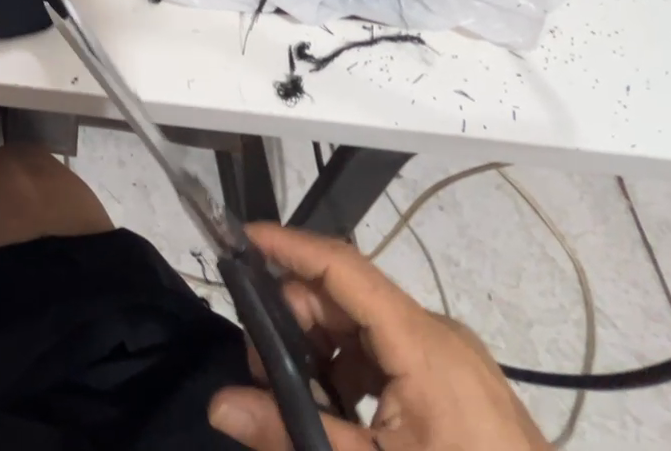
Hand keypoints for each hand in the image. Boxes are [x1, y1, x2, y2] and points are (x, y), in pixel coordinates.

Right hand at [210, 223, 550, 450]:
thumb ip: (291, 432)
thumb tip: (217, 404)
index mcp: (423, 344)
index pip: (344, 268)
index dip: (289, 245)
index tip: (238, 237)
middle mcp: (436, 335)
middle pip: (341, 296)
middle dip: (290, 320)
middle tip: (263, 372)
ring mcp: (448, 357)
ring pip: (357, 325)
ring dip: (315, 350)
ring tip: (298, 399)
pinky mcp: (453, 381)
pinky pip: (382, 351)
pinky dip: (345, 368)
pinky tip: (336, 411)